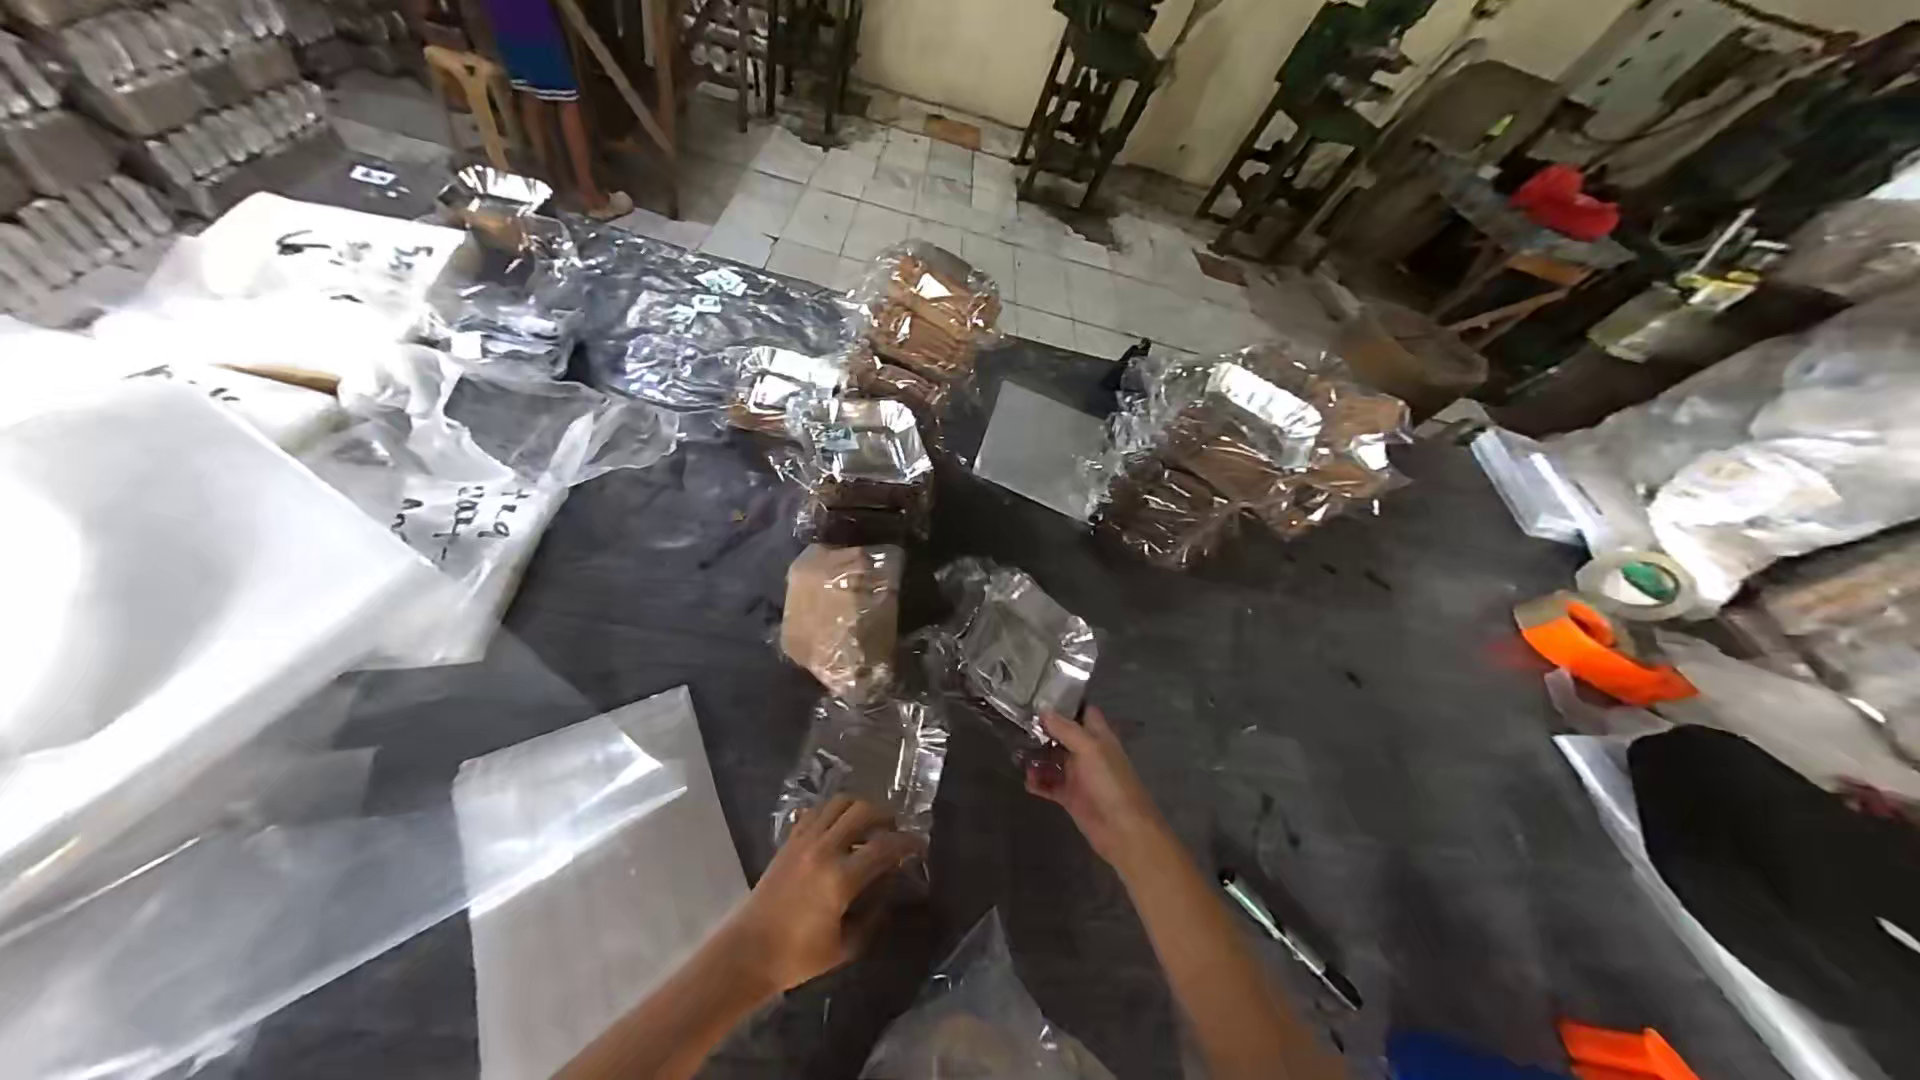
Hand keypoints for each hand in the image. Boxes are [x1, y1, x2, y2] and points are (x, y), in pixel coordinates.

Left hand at [725, 796, 921, 993]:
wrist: (747, 952)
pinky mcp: (789, 840)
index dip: (908, 842)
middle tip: (894, 831)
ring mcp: (803, 840)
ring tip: (869, 825)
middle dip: (886, 816)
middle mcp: (823, 850)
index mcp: (840, 878)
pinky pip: (817, 810)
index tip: (920, 846)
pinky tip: (840, 828)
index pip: (884, 846)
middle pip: (863, 810)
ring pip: (839, 802)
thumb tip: (891, 888)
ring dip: (860, 808)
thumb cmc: (798, 957)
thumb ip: (874, 915)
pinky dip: (834, 812)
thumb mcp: (846, 946)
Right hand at [1026, 706, 1168, 872]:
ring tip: (1016, 754)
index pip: (1083, 712)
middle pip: (1063, 736)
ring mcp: (1079, 776)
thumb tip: (1043, 710)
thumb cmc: (1110, 783)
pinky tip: (1026, 781)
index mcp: (1098, 736)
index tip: (1038, 696)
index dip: (1064, 704)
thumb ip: (1066, 729)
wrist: (1124, 831)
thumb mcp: (1089, 749)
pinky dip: (1038, 782)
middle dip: (1043, 731)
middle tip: (1017, 724)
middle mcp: (1088, 753)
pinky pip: (1050, 785)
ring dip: (1037, 757)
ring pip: (1054, 760)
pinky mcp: (1071, 797)